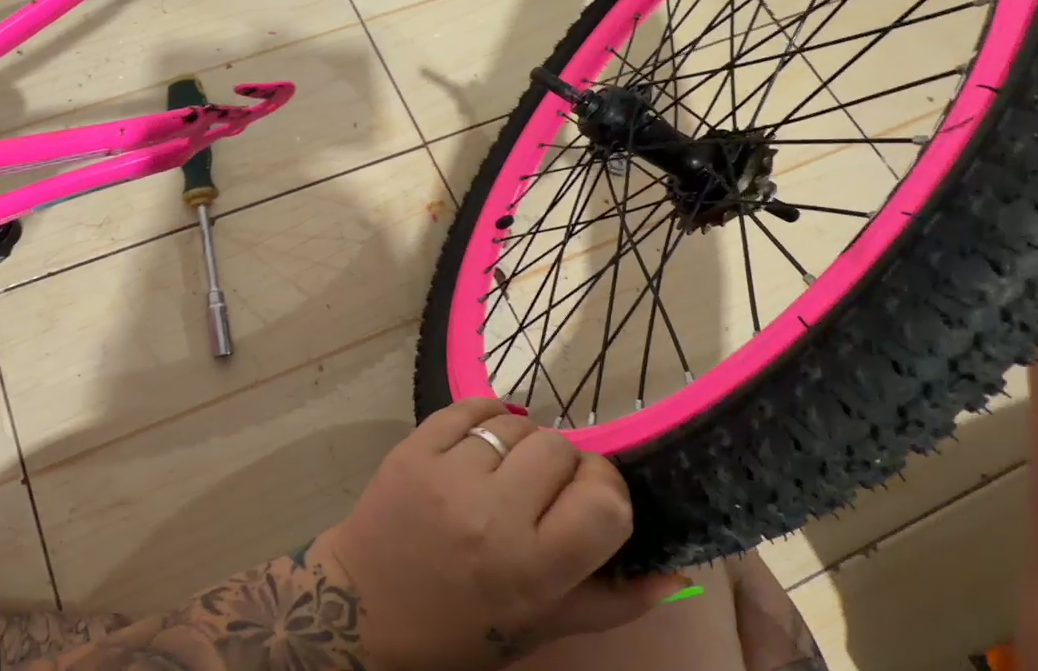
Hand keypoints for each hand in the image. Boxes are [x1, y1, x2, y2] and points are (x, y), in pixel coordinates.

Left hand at [316, 398, 681, 670]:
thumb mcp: (540, 627)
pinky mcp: (411, 449)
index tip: (593, 498)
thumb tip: (673, 570)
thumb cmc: (460, 629)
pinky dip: (485, 416)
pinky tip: (485, 439)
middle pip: (560, 450)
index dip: (608, 491)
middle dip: (566, 464)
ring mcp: (446, 475)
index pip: (604, 501)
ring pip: (514, 423)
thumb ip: (612, 601)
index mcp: (533, 568)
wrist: (364, 608)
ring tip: (512, 467)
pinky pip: (466, 408)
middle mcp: (492, 514)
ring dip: (523, 440)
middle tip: (548, 486)